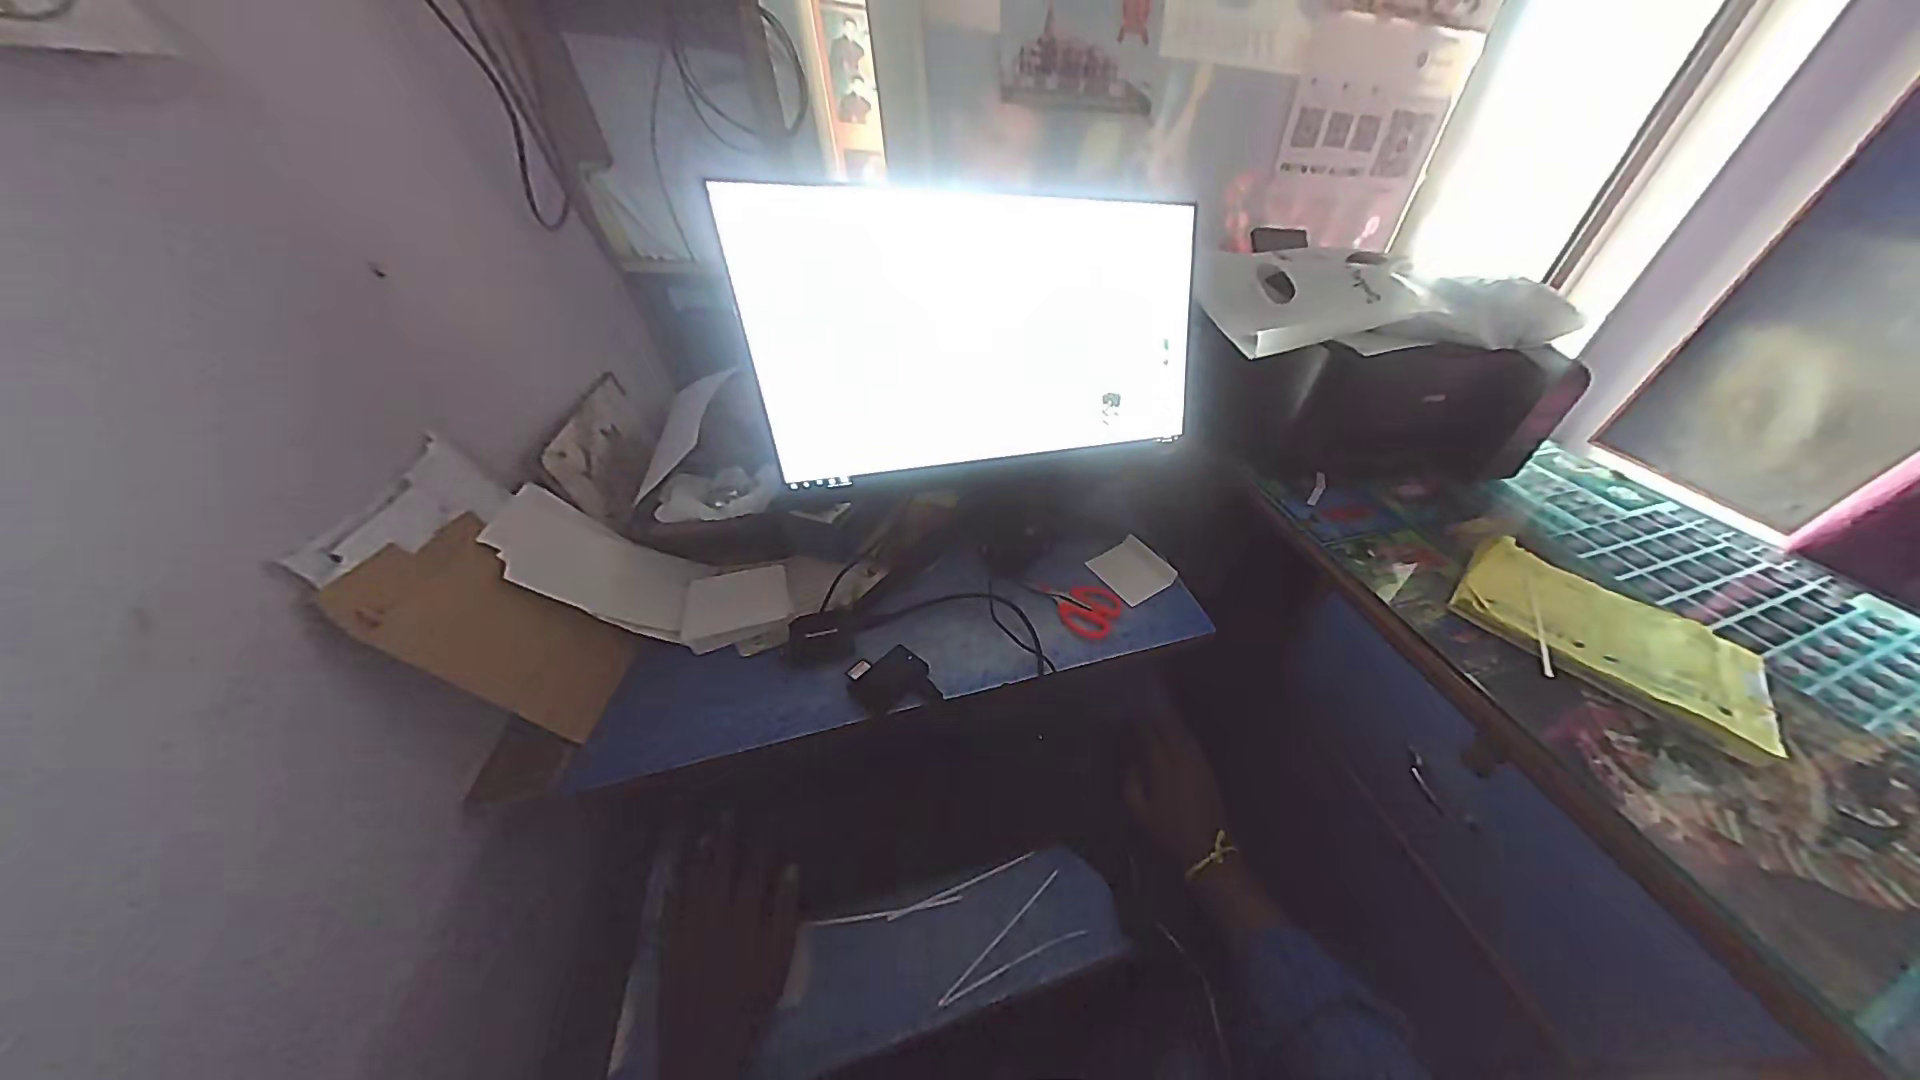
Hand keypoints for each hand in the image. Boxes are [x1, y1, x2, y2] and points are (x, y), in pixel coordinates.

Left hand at [659, 820, 799, 1079]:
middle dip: (725, 838)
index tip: (764, 818)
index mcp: (744, 913)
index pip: (753, 867)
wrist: (705, 1043)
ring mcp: (687, 927)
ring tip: (702, 834)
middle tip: (727, 813)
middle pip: (720, 867)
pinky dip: (673, 887)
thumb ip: (784, 910)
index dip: (759, 842)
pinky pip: (669, 906)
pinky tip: (674, 875)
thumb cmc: (752, 1000)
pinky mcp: (667, 945)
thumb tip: (789, 869)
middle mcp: (714, 912)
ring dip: (697, 855)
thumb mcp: (780, 957)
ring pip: (692, 881)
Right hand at [1124, 714, 1229, 869]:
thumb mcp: (1139, 811)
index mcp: (1161, 765)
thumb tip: (1131, 763)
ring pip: (1182, 731)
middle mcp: (1180, 756)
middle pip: (1167, 726)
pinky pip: (1192, 742)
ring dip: (1170, 719)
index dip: (1138, 721)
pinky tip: (1177, 731)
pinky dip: (1183, 732)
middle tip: (1144, 704)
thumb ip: (1130, 783)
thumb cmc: (1169, 831)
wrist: (1207, 846)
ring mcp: (1196, 760)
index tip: (1128, 712)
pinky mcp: (1207, 767)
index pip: (1148, 733)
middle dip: (1155, 713)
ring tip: (1159, 710)